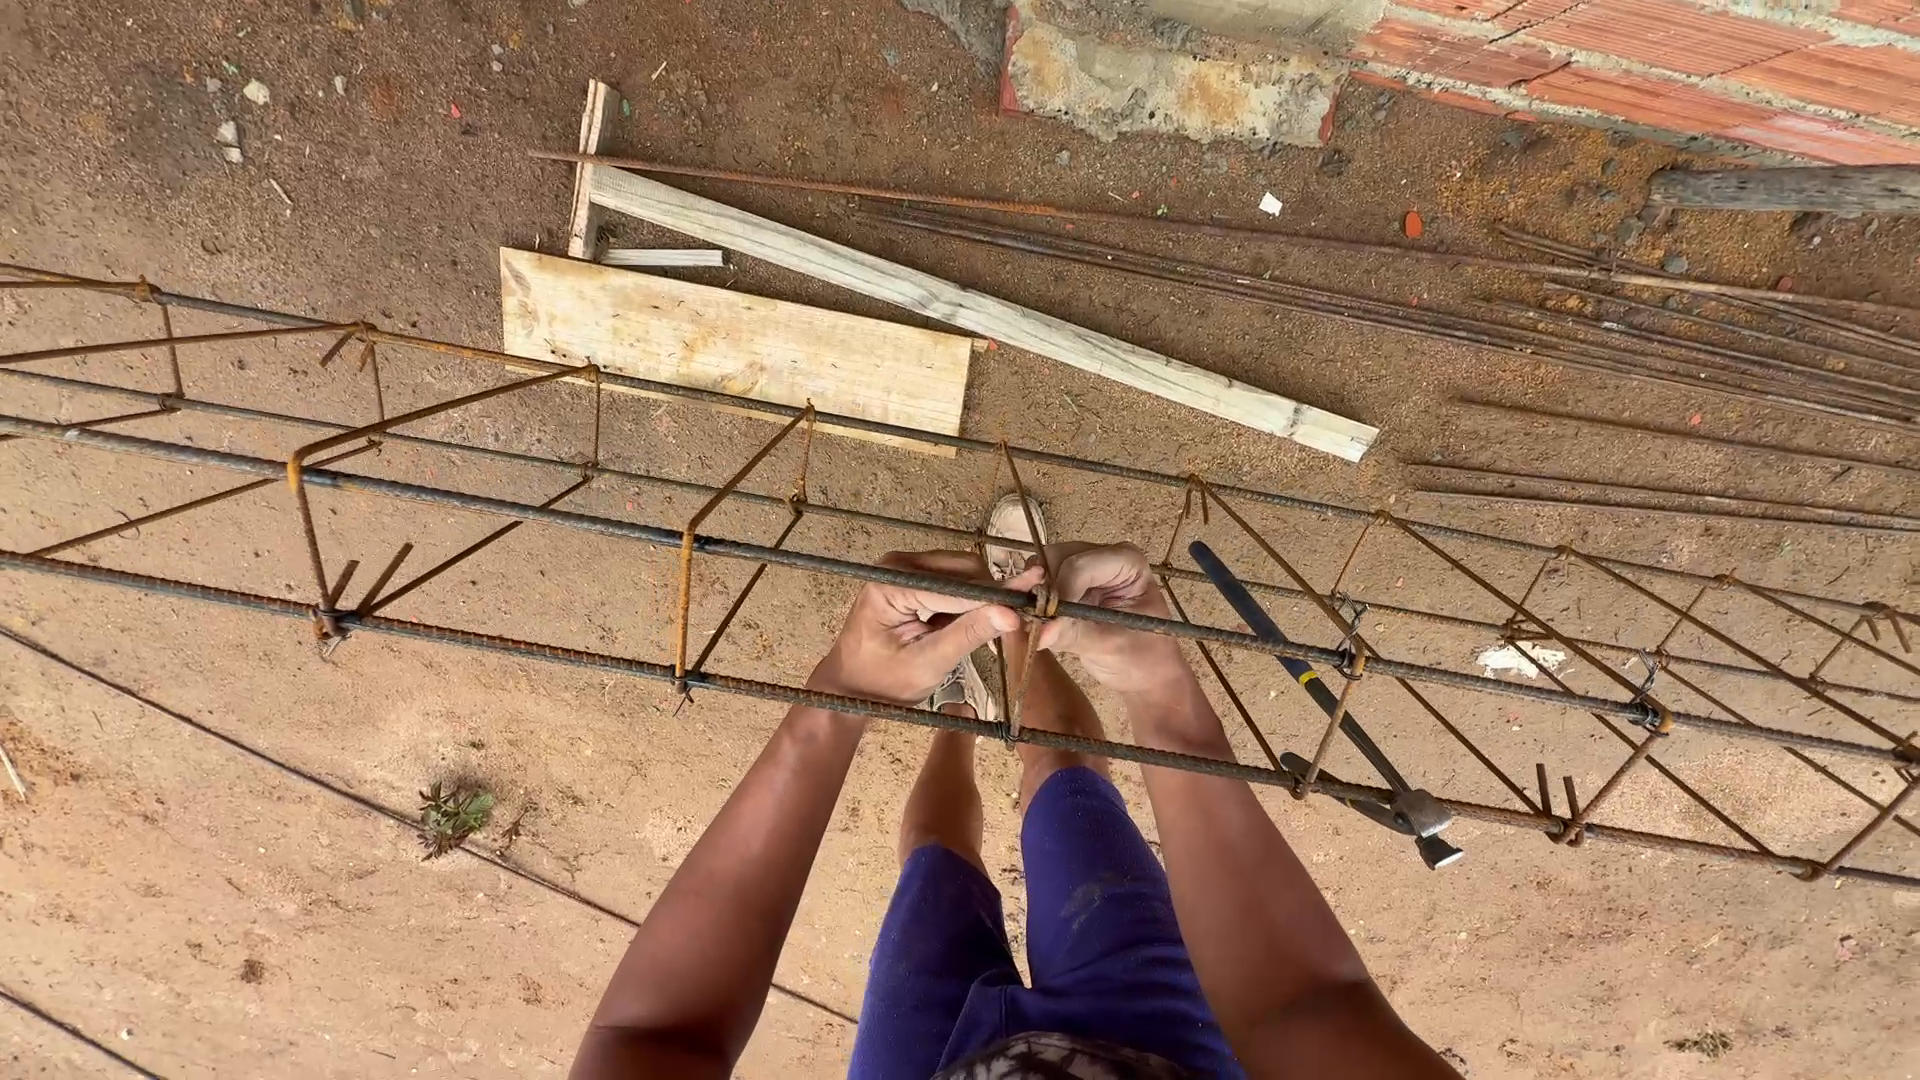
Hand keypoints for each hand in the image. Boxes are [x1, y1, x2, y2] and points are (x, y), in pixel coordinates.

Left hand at [805, 550, 1021, 705]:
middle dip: (992, 593)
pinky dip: (970, 599)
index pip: (957, 587)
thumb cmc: (882, 683)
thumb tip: (1010, 614)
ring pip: (963, 572)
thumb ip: (968, 635)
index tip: (1033, 597)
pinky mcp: (912, 577)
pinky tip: (977, 621)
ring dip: (983, 596)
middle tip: (1020, 618)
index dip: (997, 595)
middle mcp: (897, 565)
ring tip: (998, 624)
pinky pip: (953, 580)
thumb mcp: (928, 664)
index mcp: (892, 584)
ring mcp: (904, 568)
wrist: (850, 687)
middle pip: (963, 569)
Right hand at [1021, 542, 1189, 695]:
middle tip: (1030, 621)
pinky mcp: (1066, 584)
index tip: (1047, 623)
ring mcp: (1082, 568)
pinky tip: (1029, 624)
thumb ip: (1075, 634)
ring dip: (1029, 595)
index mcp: (1127, 561)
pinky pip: (1037, 584)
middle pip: (1055, 559)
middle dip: (1039, 589)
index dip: (1058, 591)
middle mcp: (1101, 556)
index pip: (1080, 566)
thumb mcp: (1111, 646)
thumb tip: (1040, 631)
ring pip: (1040, 569)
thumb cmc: (1142, 658)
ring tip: (1029, 625)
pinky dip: (1027, 602)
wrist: (1144, 673)